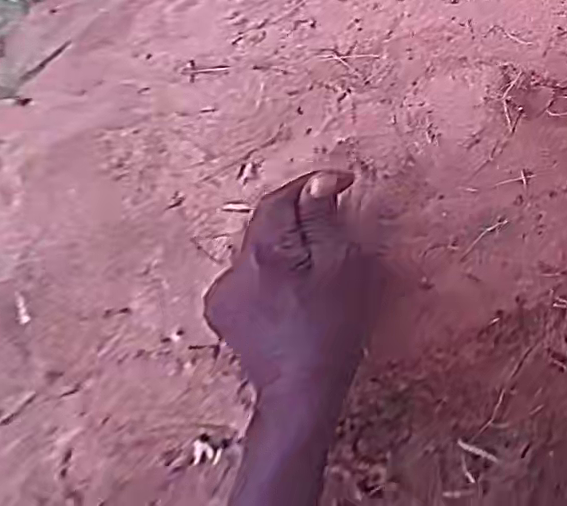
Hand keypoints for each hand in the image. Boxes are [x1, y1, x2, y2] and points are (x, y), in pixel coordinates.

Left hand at [205, 172, 374, 404]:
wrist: (303, 386)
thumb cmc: (334, 322)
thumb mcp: (341, 262)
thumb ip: (323, 219)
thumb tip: (317, 181)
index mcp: (264, 256)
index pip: (279, 200)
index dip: (311, 184)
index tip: (343, 182)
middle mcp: (233, 272)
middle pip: (266, 223)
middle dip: (301, 214)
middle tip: (338, 217)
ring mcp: (223, 296)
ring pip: (260, 247)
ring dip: (289, 240)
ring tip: (322, 254)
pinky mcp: (224, 313)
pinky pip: (252, 272)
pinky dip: (276, 264)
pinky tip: (299, 282)